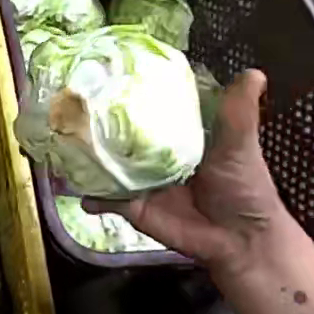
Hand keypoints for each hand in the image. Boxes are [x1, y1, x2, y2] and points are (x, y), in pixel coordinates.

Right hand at [86, 69, 294, 274]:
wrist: (242, 241)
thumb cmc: (244, 187)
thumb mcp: (240, 145)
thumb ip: (237, 113)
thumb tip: (254, 72)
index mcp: (173, 135)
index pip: (144, 109)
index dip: (125, 94)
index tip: (100, 74)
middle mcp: (149, 154)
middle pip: (115, 135)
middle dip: (92, 123)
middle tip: (67, 104)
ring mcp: (137, 180)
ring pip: (103, 164)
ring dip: (83, 156)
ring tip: (59, 140)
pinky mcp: (131, 207)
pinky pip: (104, 199)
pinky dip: (89, 195)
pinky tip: (75, 188)